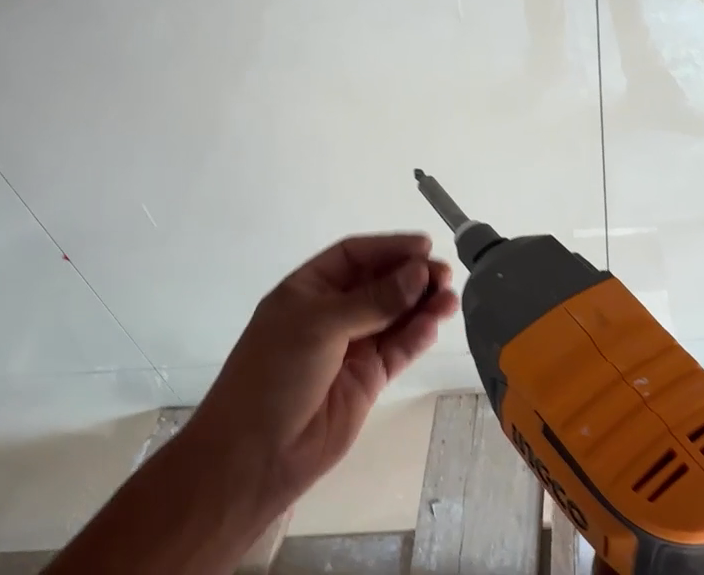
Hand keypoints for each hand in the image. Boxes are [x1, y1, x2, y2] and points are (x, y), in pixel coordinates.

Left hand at [186, 232, 459, 510]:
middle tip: (444, 276)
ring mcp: (351, 347)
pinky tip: (434, 326)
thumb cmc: (273, 376)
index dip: (389, 248)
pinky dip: (418, 336)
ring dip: (422, 305)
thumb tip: (419, 272)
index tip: (425, 246)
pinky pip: (399, 349)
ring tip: (450, 299)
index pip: (355, 256)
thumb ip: (373, 300)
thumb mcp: (319, 326)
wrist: (254, 457)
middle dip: (412, 276)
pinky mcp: (368, 379)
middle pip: (380, 284)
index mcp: (308, 291)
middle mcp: (331, 314)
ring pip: (395, 316)